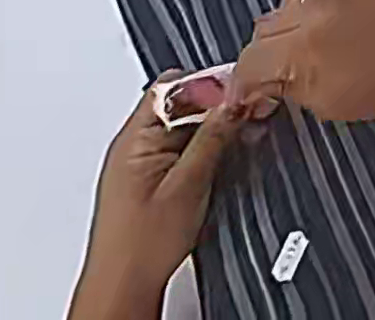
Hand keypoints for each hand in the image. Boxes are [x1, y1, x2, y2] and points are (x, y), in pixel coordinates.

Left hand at [69, 80, 241, 319]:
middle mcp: (137, 145)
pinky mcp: (158, 175)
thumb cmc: (140, 247)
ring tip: (247, 130)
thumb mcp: (189, 183)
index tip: (241, 88)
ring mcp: (147, 160)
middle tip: (250, 108)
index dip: (209, 81)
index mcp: (134, 139)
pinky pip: (190, 142)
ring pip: (191, 121)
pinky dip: (214, 141)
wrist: (123, 292)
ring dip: (220, 123)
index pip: (172, 85)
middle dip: (220, 102)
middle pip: (184, 100)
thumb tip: (236, 97)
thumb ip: (214, 135)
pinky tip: (233, 150)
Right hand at [229, 0, 374, 122]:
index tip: (246, 99)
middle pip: (261, 31)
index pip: (248, 61)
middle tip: (272, 77)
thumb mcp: (324, 102)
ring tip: (295, 51)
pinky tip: (315, 28)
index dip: (242, 85)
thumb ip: (284, 89)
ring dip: (280, 31)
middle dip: (260, 56)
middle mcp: (309, 13)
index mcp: (301, 48)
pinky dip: (303, 11)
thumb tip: (256, 87)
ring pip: (281, 9)